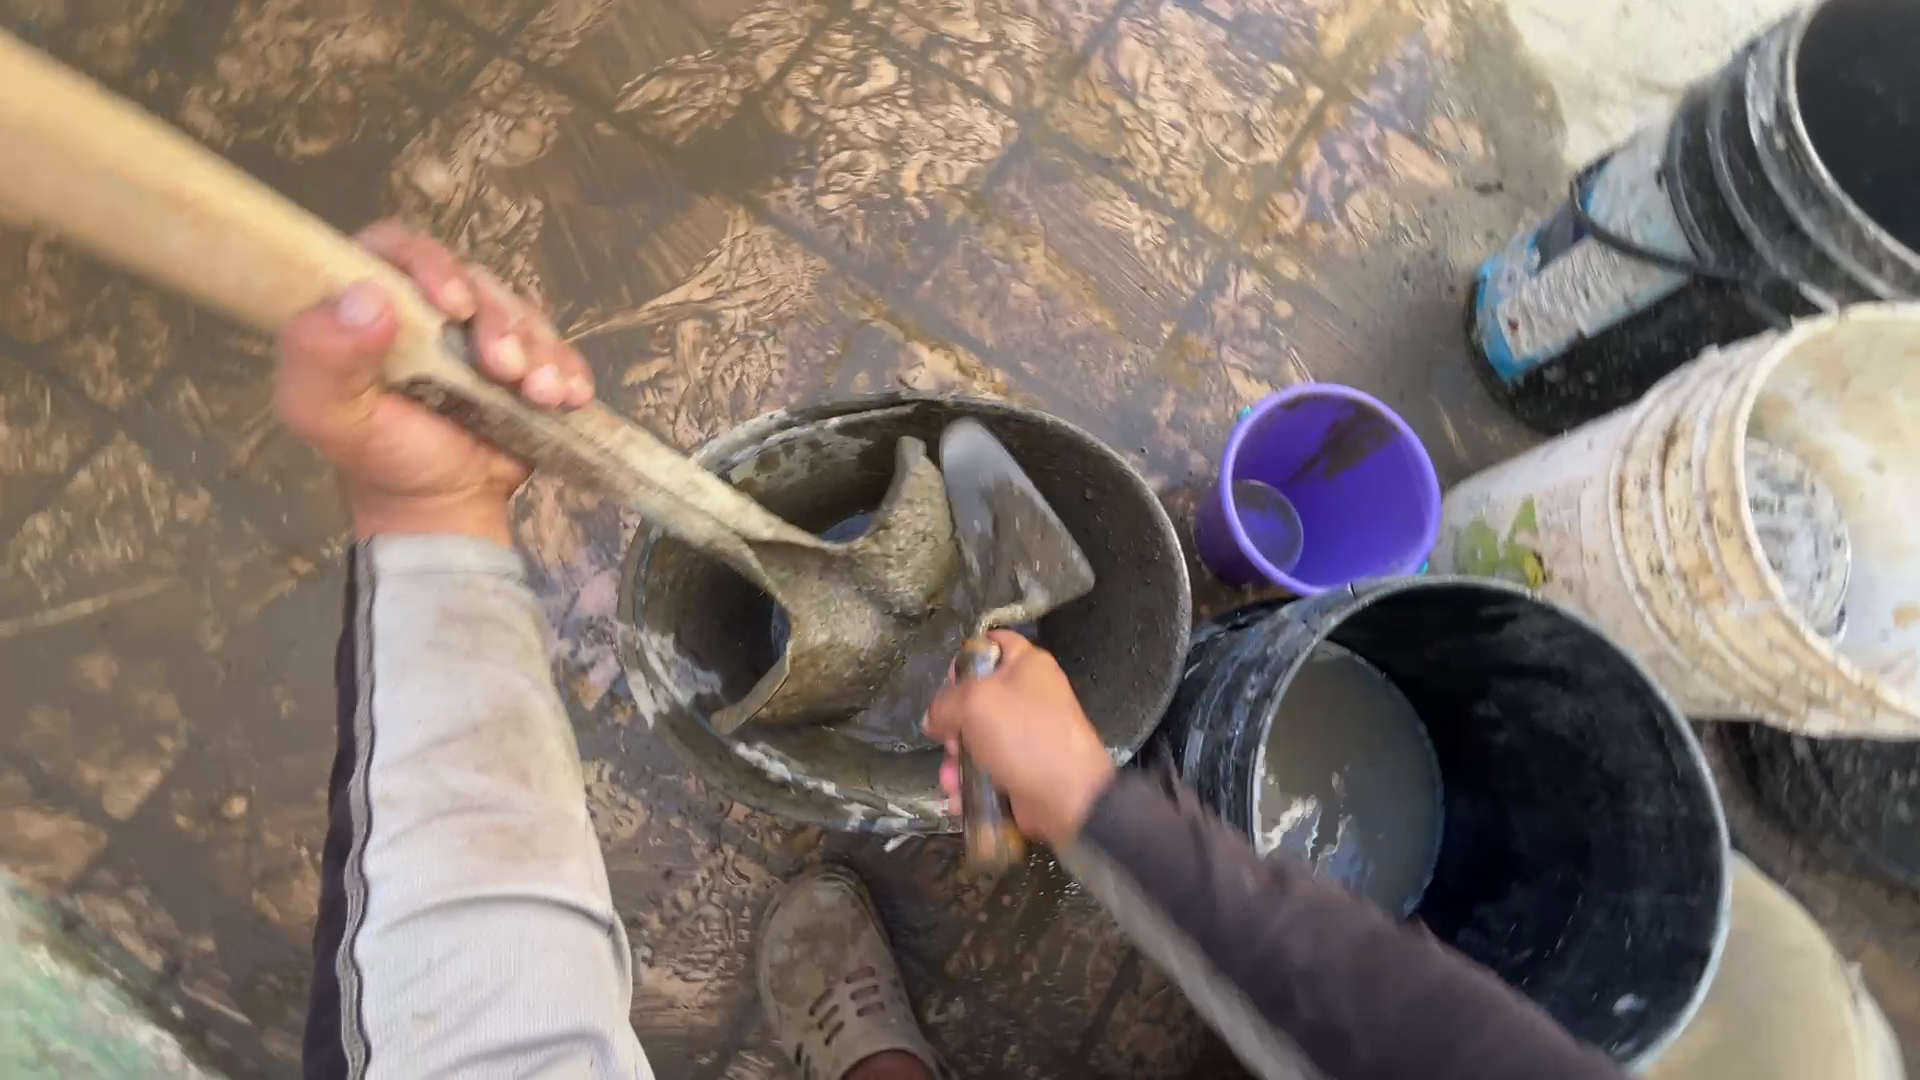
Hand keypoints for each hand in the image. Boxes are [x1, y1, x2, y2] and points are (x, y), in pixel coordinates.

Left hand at [274, 222, 594, 546]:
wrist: (445, 506)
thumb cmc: (381, 456)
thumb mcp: (324, 413)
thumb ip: (320, 354)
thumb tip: (367, 298)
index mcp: (374, 304)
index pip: (399, 249)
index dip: (430, 264)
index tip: (454, 307)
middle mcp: (435, 313)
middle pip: (479, 284)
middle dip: (501, 324)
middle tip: (506, 370)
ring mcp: (489, 340)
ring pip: (526, 318)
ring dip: (541, 354)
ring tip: (541, 396)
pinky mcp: (533, 368)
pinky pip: (562, 353)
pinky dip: (570, 372)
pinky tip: (569, 398)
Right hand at [925, 631, 1116, 845]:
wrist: (1069, 798)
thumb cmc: (1025, 735)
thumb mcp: (975, 702)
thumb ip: (945, 701)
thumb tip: (935, 718)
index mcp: (1027, 664)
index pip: (992, 643)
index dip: (966, 657)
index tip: (948, 681)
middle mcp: (1029, 695)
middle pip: (977, 697)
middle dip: (953, 723)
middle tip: (949, 740)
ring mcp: (1028, 734)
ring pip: (977, 738)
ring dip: (957, 760)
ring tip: (951, 780)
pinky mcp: (1024, 768)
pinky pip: (988, 769)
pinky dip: (972, 783)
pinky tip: (961, 798)